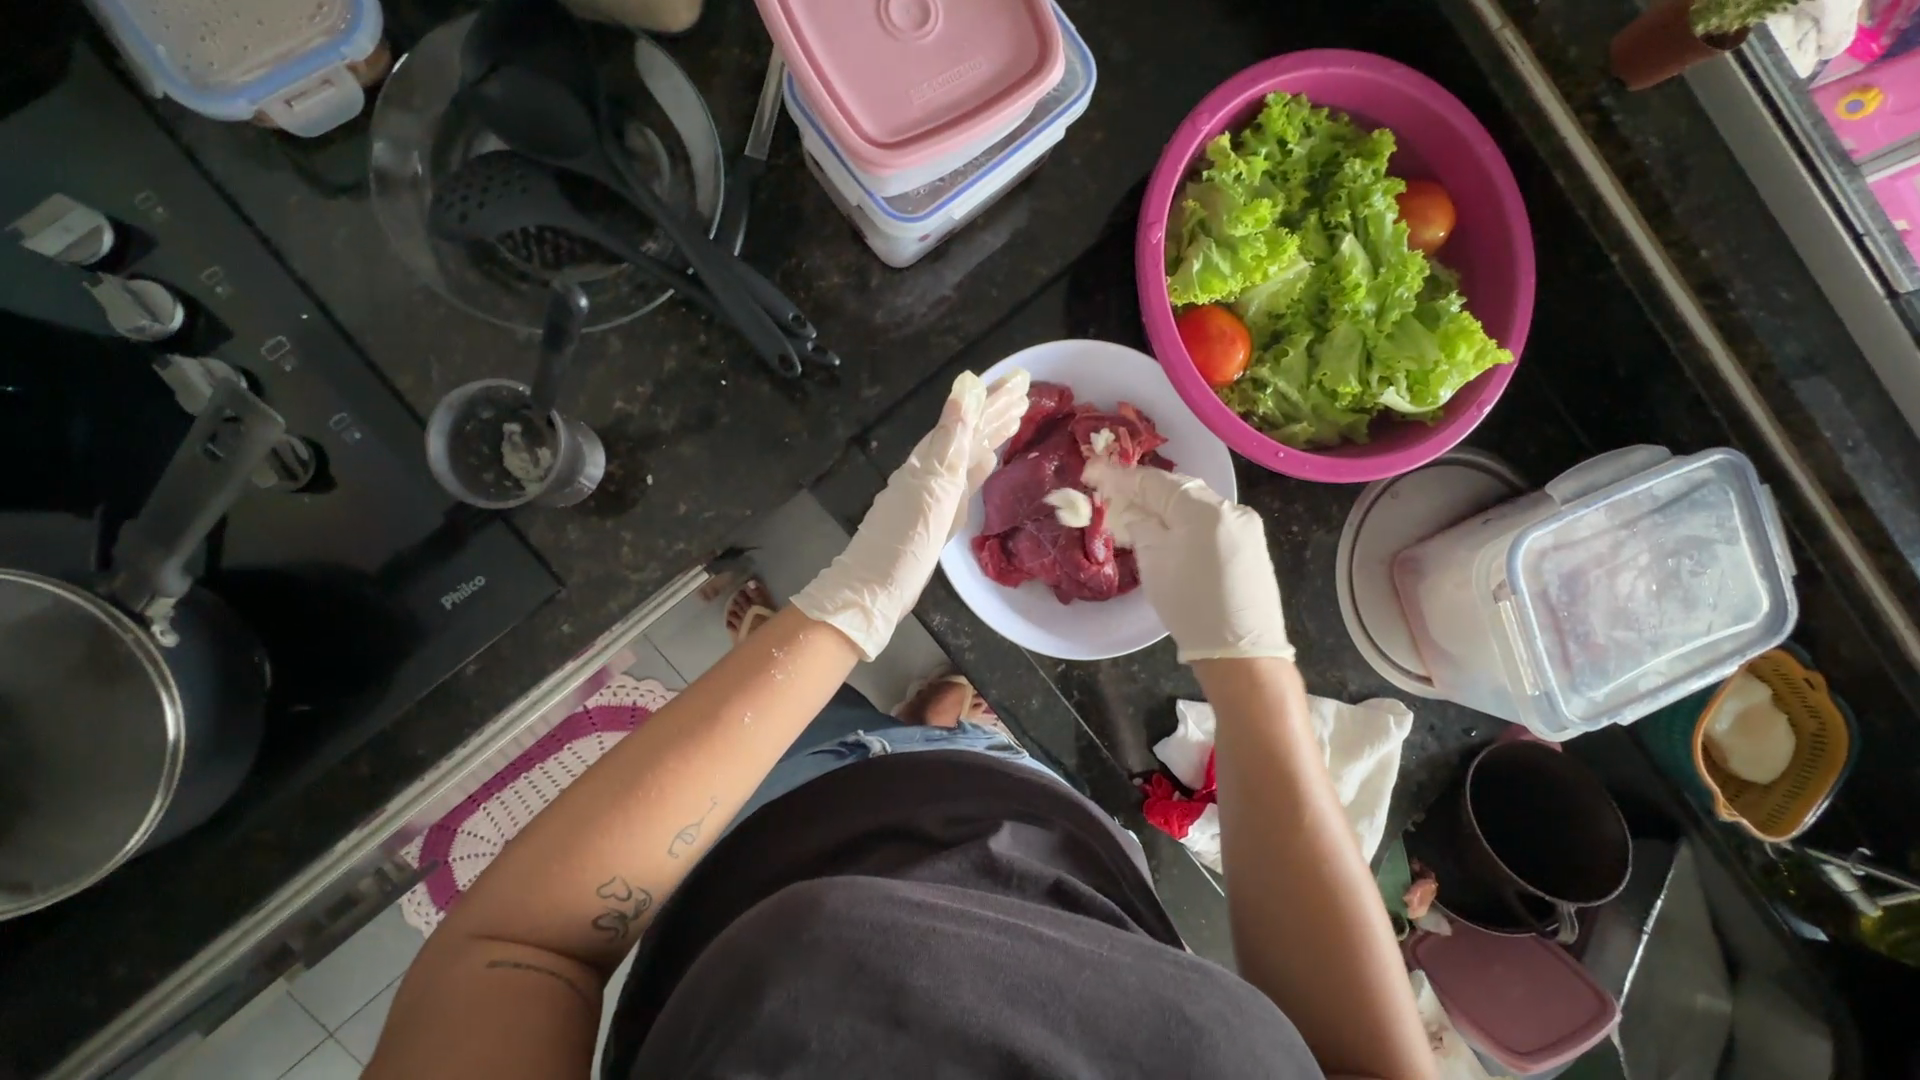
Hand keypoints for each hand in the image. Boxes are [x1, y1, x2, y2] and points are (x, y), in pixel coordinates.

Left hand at [792, 369, 1028, 660]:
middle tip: (1025, 392)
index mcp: (930, 461)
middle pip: (966, 433)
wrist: (874, 589)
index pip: (967, 419)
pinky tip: (987, 463)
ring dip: (989, 434)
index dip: (993, 399)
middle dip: (995, 412)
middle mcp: (929, 470)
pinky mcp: (933, 515)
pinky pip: (963, 479)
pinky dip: (977, 466)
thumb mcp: (933, 491)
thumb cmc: (904, 543)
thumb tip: (964, 392)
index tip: (1020, 379)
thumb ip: (952, 443)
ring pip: (966, 454)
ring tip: (1015, 418)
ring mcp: (931, 492)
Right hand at [1083, 460, 1292, 663]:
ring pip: (1195, 506)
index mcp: (1202, 508)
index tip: (1093, 473)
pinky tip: (1169, 534)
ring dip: (1164, 508)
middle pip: (1177, 490)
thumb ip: (1141, 526)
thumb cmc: (1190, 606)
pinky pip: (1211, 522)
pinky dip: (1185, 523)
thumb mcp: (1153, 563)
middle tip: (1112, 497)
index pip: (1154, 481)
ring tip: (1136, 517)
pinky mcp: (1251, 546)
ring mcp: (1245, 526)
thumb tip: (1135, 512)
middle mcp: (1229, 508)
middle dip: (1143, 492)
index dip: (1120, 476)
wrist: (1241, 653)